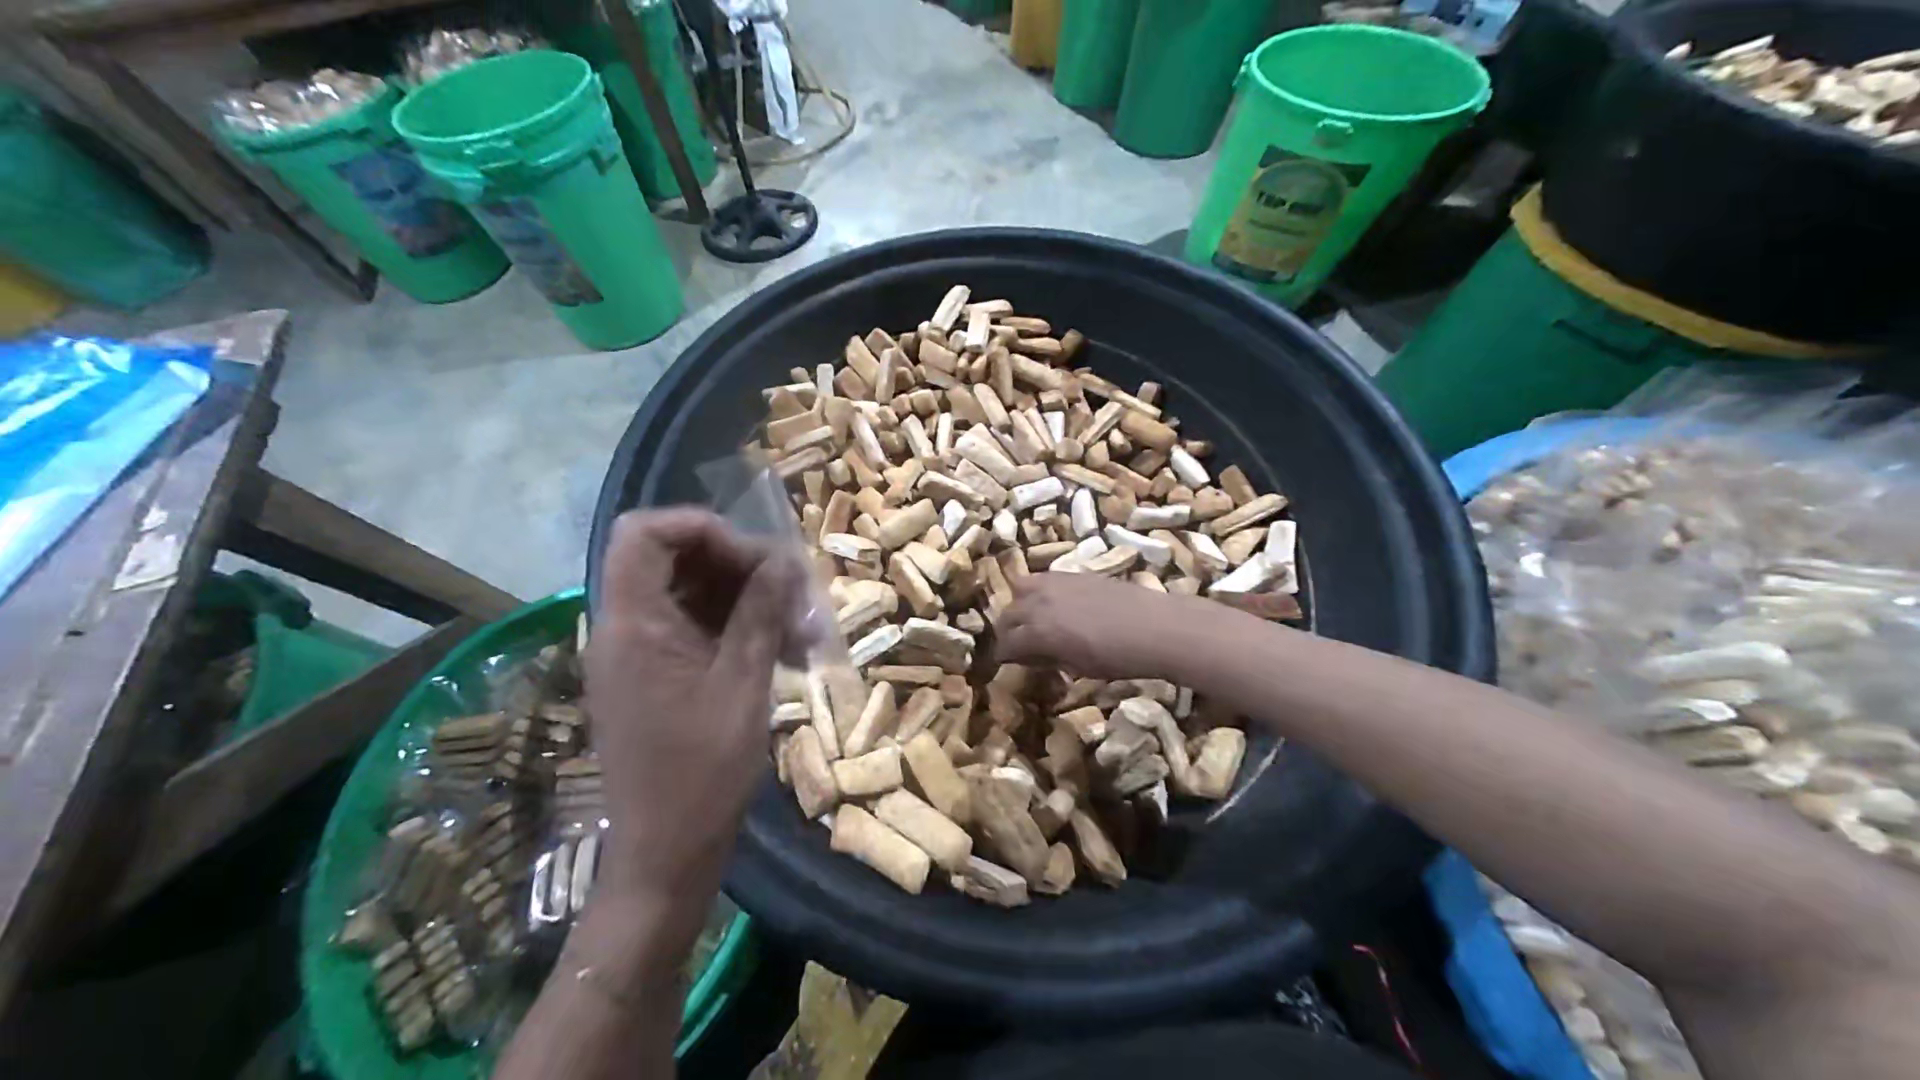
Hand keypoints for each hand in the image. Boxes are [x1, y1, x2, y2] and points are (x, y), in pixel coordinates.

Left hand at [586, 509, 805, 902]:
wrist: (666, 855)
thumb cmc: (701, 774)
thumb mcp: (743, 686)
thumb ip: (760, 613)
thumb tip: (783, 558)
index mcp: (633, 625)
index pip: (646, 534)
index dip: (702, 527)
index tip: (758, 557)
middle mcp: (627, 629)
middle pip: (677, 559)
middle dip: (743, 566)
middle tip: (795, 593)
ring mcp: (642, 653)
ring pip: (696, 594)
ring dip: (751, 600)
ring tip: (804, 629)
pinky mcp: (659, 676)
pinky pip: (700, 629)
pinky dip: (742, 630)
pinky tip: (787, 653)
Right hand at [995, 572, 1195, 679]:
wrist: (1155, 627)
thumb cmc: (1118, 658)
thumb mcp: (1078, 667)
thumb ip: (1049, 658)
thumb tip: (1031, 657)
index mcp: (1038, 632)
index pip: (1007, 643)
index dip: (1003, 655)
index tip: (1004, 661)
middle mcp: (1039, 603)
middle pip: (1009, 614)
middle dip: (1008, 630)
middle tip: (1016, 643)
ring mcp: (1055, 583)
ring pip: (1020, 588)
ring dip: (1020, 604)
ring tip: (1030, 616)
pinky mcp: (1073, 573)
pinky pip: (1043, 578)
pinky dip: (1039, 591)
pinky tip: (1052, 602)